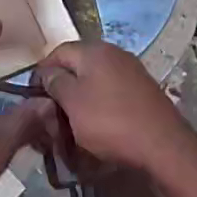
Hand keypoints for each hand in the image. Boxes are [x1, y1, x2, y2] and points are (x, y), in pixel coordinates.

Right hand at [34, 40, 196, 178]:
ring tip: (72, 124)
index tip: (33, 98)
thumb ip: (55, 82)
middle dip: (61, 89)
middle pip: (77, 67)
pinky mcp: (142, 91)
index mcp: (94, 50)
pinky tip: (96, 126)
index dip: (41, 74)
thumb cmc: (110, 122)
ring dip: (80, 100)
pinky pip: (111, 94)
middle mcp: (114, 54)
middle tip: (51, 114)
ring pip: (94, 82)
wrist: (163, 145)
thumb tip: (48, 72)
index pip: (57, 52)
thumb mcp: (72, 102)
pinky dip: (99, 108)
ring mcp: (131, 72)